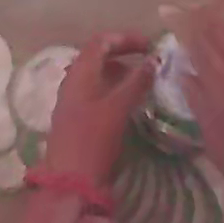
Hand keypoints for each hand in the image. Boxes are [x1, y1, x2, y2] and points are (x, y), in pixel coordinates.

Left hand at [42, 34, 153, 185]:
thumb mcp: (118, 108)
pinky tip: (127, 100)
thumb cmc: (93, 140)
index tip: (148, 45)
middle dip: (123, 52)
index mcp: (80, 74)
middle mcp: (72, 81)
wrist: (69, 184)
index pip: (101, 41)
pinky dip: (113, 87)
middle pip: (97, 55)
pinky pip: (95, 90)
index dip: (125, 38)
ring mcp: (71, 100)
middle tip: (146, 58)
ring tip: (141, 79)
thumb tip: (154, 60)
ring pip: (96, 74)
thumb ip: (137, 82)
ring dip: (119, 70)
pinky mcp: (75, 117)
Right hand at [181, 3, 223, 205]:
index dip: (183, 23)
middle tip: (188, 7)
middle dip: (202, 13)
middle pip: (221, 27)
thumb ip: (197, 97)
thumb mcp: (211, 133)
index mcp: (223, 85)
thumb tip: (185, 70)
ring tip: (212, 8)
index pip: (198, 41)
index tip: (168, 12)